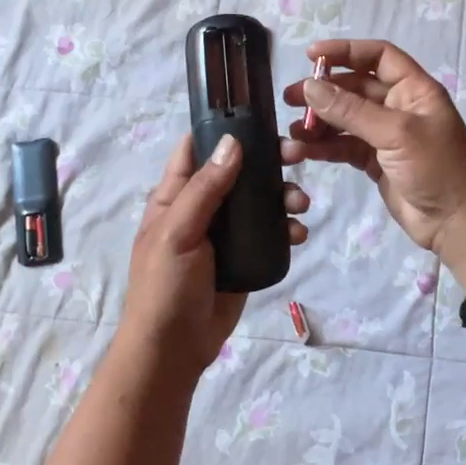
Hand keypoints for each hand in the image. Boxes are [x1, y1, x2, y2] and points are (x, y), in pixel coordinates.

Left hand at [122, 134, 310, 372]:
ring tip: (300, 203)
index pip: (197, 149)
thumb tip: (232, 141)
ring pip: (261, 201)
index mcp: (175, 196)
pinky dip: (288, 228)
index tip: (258, 117)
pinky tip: (299, 233)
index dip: (224, 129)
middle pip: (240, 171)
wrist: (176, 348)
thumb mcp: (178, 232)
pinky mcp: (247, 257)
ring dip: (283, 195)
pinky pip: (272, 233)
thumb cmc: (165, 286)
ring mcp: (227, 233)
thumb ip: (205, 188)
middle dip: (269, 161)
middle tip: (297, 156)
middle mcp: (203, 208)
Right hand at [284, 39, 465, 254]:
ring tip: (293, 131)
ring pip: (346, 119)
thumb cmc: (436, 168)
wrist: (455, 223)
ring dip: (320, 122)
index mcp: (415, 89)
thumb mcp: (395, 133)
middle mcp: (400, 107)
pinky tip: (304, 150)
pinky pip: (345, 146)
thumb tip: (310, 86)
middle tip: (290, 98)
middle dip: (324, 91)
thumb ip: (351, 110)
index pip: (378, 57)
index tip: (310, 56)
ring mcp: (387, 135)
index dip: (346, 51)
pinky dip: (325, 146)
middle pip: (356, 88)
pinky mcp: (376, 161)